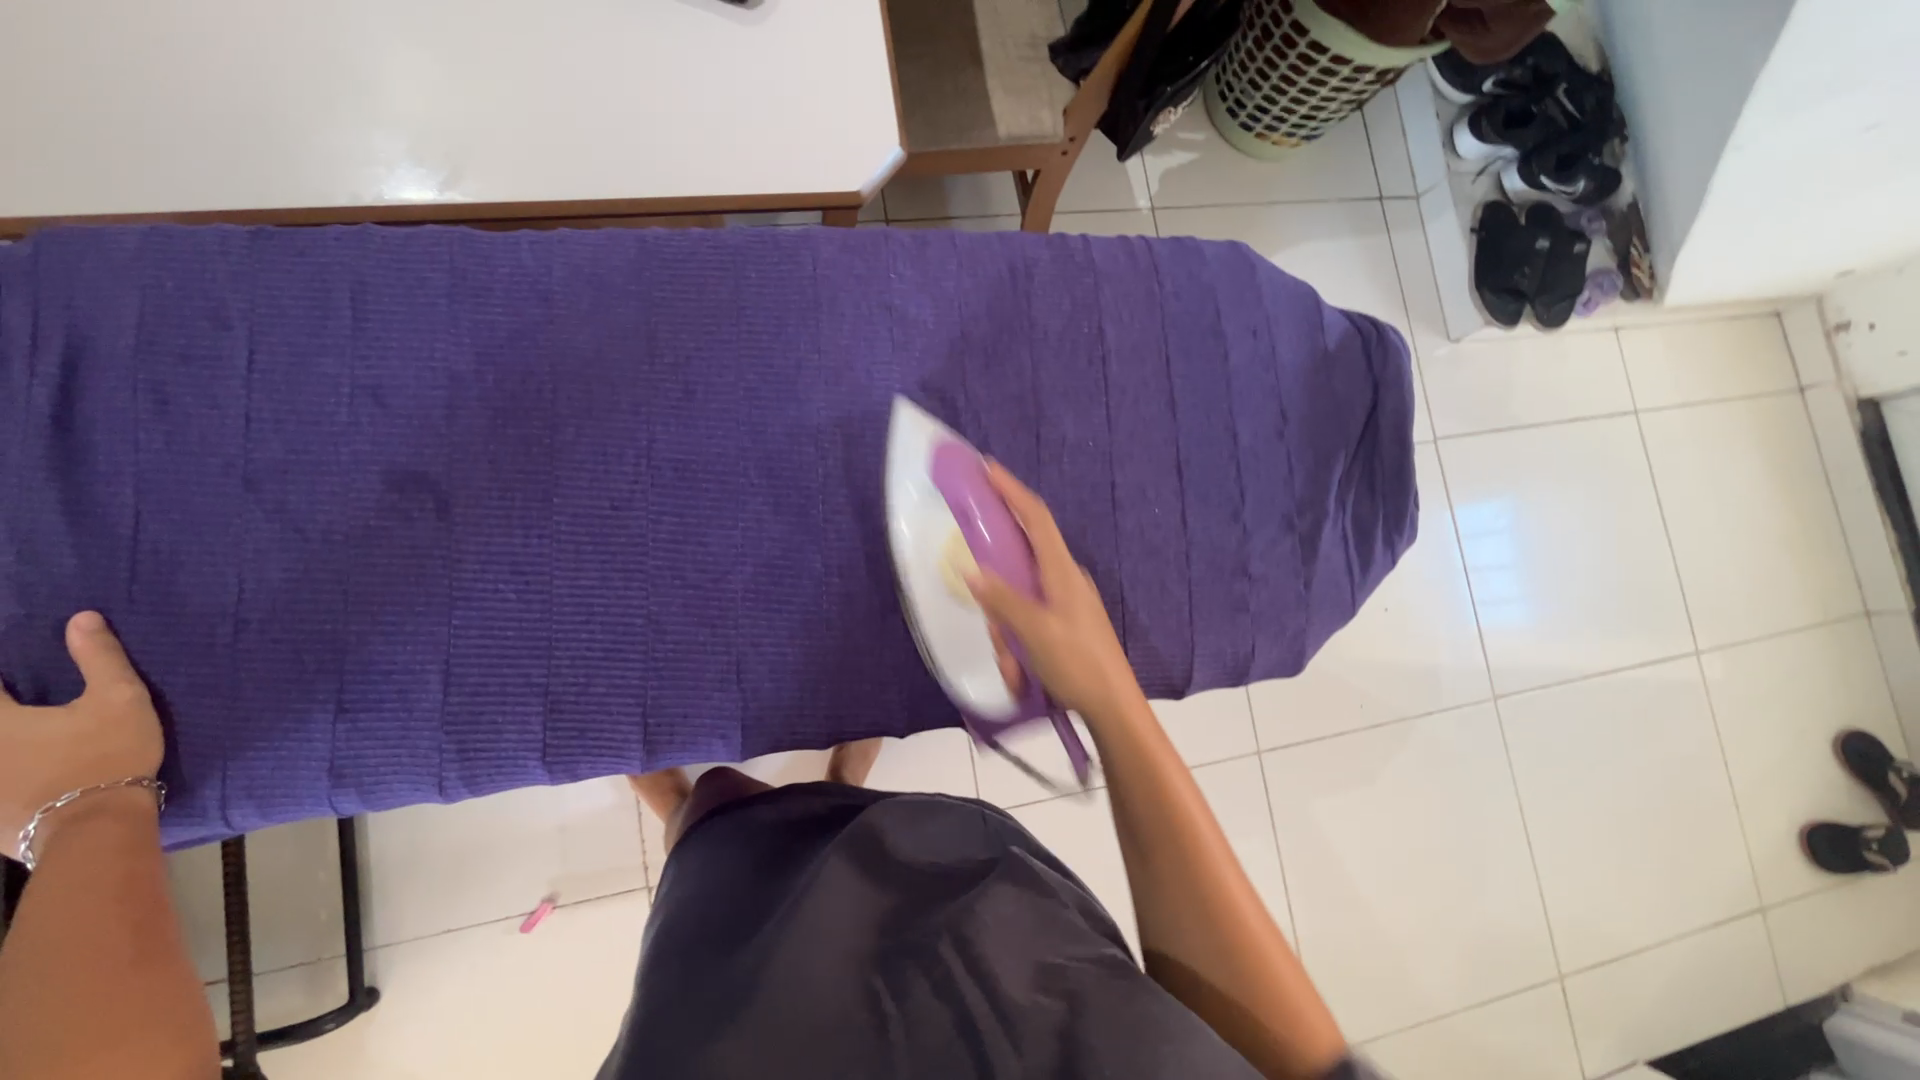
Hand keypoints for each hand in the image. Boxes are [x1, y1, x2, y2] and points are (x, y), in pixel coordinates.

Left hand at [1, 613, 164, 860]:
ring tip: (26, 742)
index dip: (0, 675)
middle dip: (4, 707)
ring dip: (9, 743)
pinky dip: (6, 779)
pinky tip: (18, 779)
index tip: (9, 668)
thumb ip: (99, 659)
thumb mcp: (120, 700)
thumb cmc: (106, 755)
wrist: (94, 826)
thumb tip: (81, 617)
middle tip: (20, 703)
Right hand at [966, 463, 1146, 722]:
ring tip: (1018, 673)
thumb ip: (1002, 600)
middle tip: (1002, 644)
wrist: (1114, 707)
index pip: (1034, 516)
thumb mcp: (1033, 632)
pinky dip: (1019, 649)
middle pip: (1014, 569)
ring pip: (1015, 605)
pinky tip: (1023, 678)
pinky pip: (1026, 625)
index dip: (1010, 489)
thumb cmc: (1078, 664)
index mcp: (1060, 570)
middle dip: (998, 608)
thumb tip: (972, 570)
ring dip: (1008, 640)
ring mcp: (1064, 603)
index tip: (986, 468)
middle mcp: (1063, 579)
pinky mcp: (1063, 625)